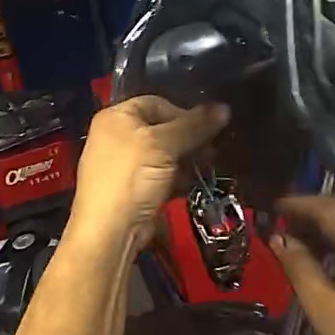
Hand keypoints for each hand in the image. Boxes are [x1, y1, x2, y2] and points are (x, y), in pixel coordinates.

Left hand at [69, 97, 228, 247]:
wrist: (109, 231)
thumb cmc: (132, 176)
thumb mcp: (165, 145)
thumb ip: (194, 125)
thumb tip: (225, 108)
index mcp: (116, 117)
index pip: (156, 103)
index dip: (182, 113)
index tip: (205, 129)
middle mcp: (116, 136)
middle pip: (161, 128)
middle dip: (188, 138)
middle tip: (210, 150)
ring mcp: (123, 164)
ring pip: (162, 152)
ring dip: (185, 158)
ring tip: (205, 166)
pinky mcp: (132, 187)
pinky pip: (159, 173)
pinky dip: (175, 176)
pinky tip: (190, 182)